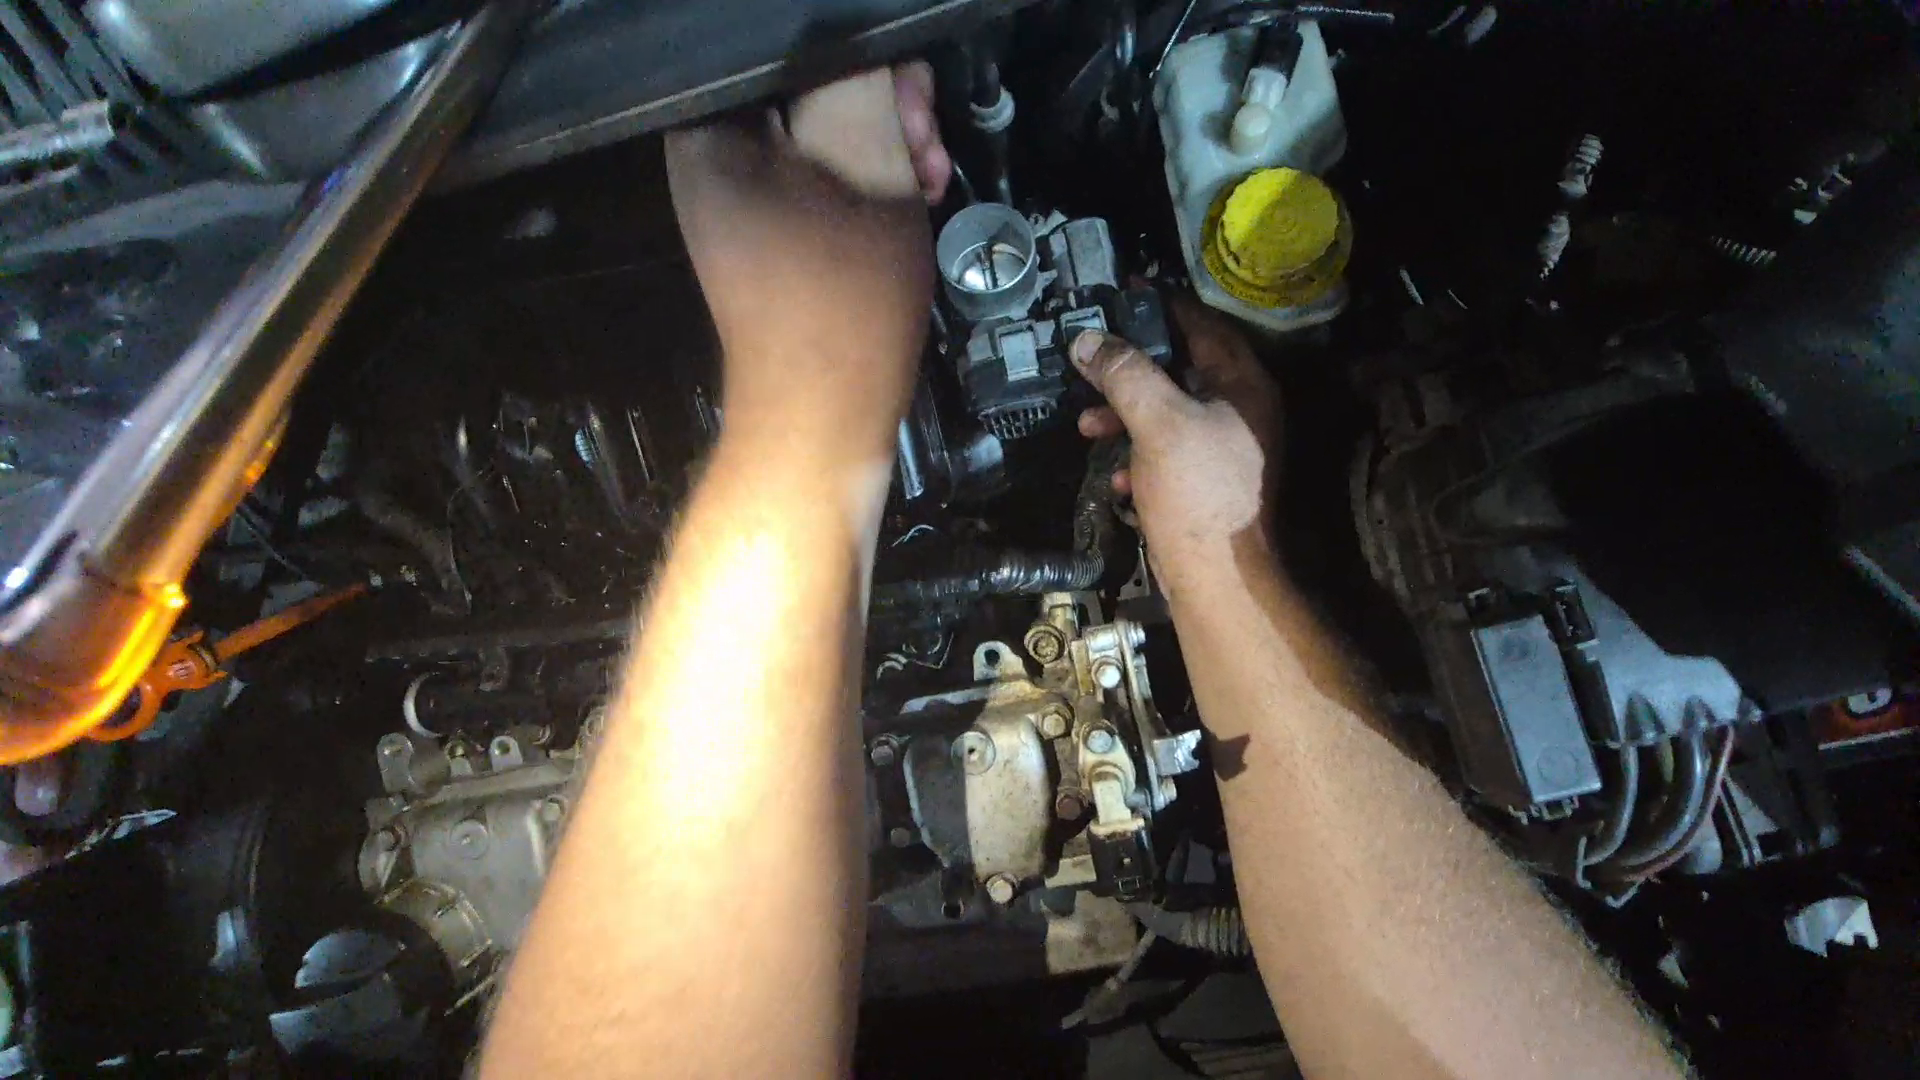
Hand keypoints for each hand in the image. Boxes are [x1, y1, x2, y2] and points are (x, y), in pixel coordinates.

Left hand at [666, 65, 950, 469]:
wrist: (823, 418)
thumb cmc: (844, 308)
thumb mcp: (874, 183)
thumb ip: (870, 100)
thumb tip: (875, 67)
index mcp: (713, 137)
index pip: (790, 60)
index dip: (864, 67)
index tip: (914, 97)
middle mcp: (713, 167)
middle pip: (805, 100)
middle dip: (882, 112)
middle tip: (929, 144)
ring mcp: (740, 212)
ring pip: (820, 148)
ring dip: (884, 154)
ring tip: (931, 180)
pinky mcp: (769, 247)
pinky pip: (817, 192)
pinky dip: (863, 191)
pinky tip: (911, 204)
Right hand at [1072, 297, 1282, 591]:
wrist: (1217, 577)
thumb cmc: (1196, 491)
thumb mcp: (1158, 422)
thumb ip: (1125, 375)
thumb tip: (1087, 340)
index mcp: (1242, 385)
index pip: (1202, 327)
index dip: (1162, 307)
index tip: (1123, 293)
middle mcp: (1239, 411)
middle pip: (1179, 370)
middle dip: (1129, 372)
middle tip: (1090, 365)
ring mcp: (1223, 449)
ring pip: (1166, 414)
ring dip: (1124, 417)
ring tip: (1087, 427)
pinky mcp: (1203, 482)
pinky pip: (1165, 453)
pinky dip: (1137, 457)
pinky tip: (1118, 478)